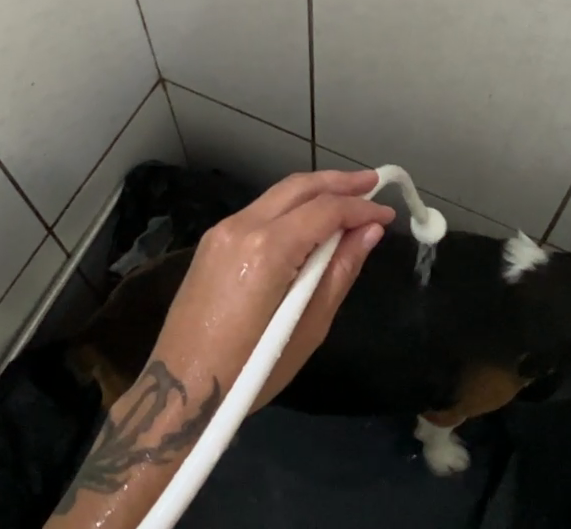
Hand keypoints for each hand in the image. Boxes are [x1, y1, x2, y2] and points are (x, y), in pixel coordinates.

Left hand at [46, 171, 393, 528]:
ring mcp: (222, 230)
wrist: (181, 387)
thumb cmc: (251, 369)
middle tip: (373, 182)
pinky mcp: (212, 241)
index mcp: (267, 248)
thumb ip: (340, 271)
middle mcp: (241, 225)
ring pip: (277, 195)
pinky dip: (290, 208)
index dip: (361, 207)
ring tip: (350, 197)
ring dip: (314, 191)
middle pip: (298, 187)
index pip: (324, 210)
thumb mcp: (309, 327)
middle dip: (338, 182)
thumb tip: (369, 232)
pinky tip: (311, 222)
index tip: (389, 213)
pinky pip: (260, 211)